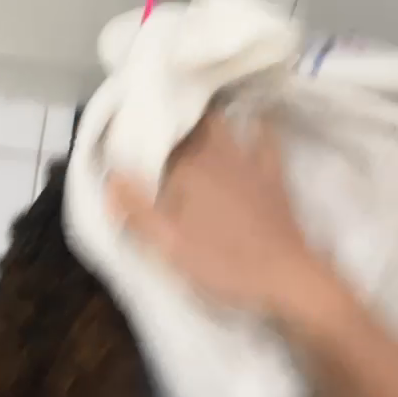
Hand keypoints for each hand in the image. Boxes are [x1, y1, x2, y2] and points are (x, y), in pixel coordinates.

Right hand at [106, 114, 343, 322]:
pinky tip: (249, 124)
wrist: (287, 278)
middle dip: (168, 122)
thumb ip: (138, 211)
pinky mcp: (274, 174)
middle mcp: (217, 155)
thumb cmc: (224, 265)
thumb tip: (109, 177)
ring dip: (202, 118)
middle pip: (187, 125)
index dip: (136, 137)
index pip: (154, 140)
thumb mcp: (171, 247)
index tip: (121, 140)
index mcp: (188, 170)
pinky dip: (253, 125)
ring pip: (221, 123)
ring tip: (187, 122)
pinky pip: (264, 137)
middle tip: (152, 132)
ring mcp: (249, 161)